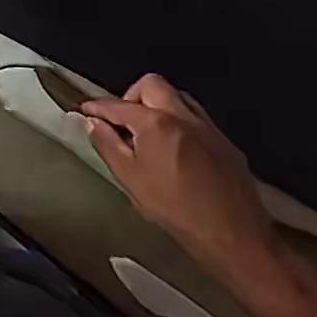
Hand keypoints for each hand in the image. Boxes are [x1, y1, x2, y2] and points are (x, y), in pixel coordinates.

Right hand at [82, 74, 275, 261]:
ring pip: (177, 96)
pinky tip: (176, 147)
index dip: (98, 106)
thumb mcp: (129, 178)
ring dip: (157, 104)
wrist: (231, 231)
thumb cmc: (172, 207)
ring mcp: (206, 125)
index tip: (85, 109)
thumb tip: (93, 122)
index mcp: (155, 122)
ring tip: (148, 131)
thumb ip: (107, 145)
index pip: (118, 105)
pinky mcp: (224, 140)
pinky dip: (178, 121)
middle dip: (131, 95)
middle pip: (151, 84)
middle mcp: (182, 114)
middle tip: (122, 120)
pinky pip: (195, 117)